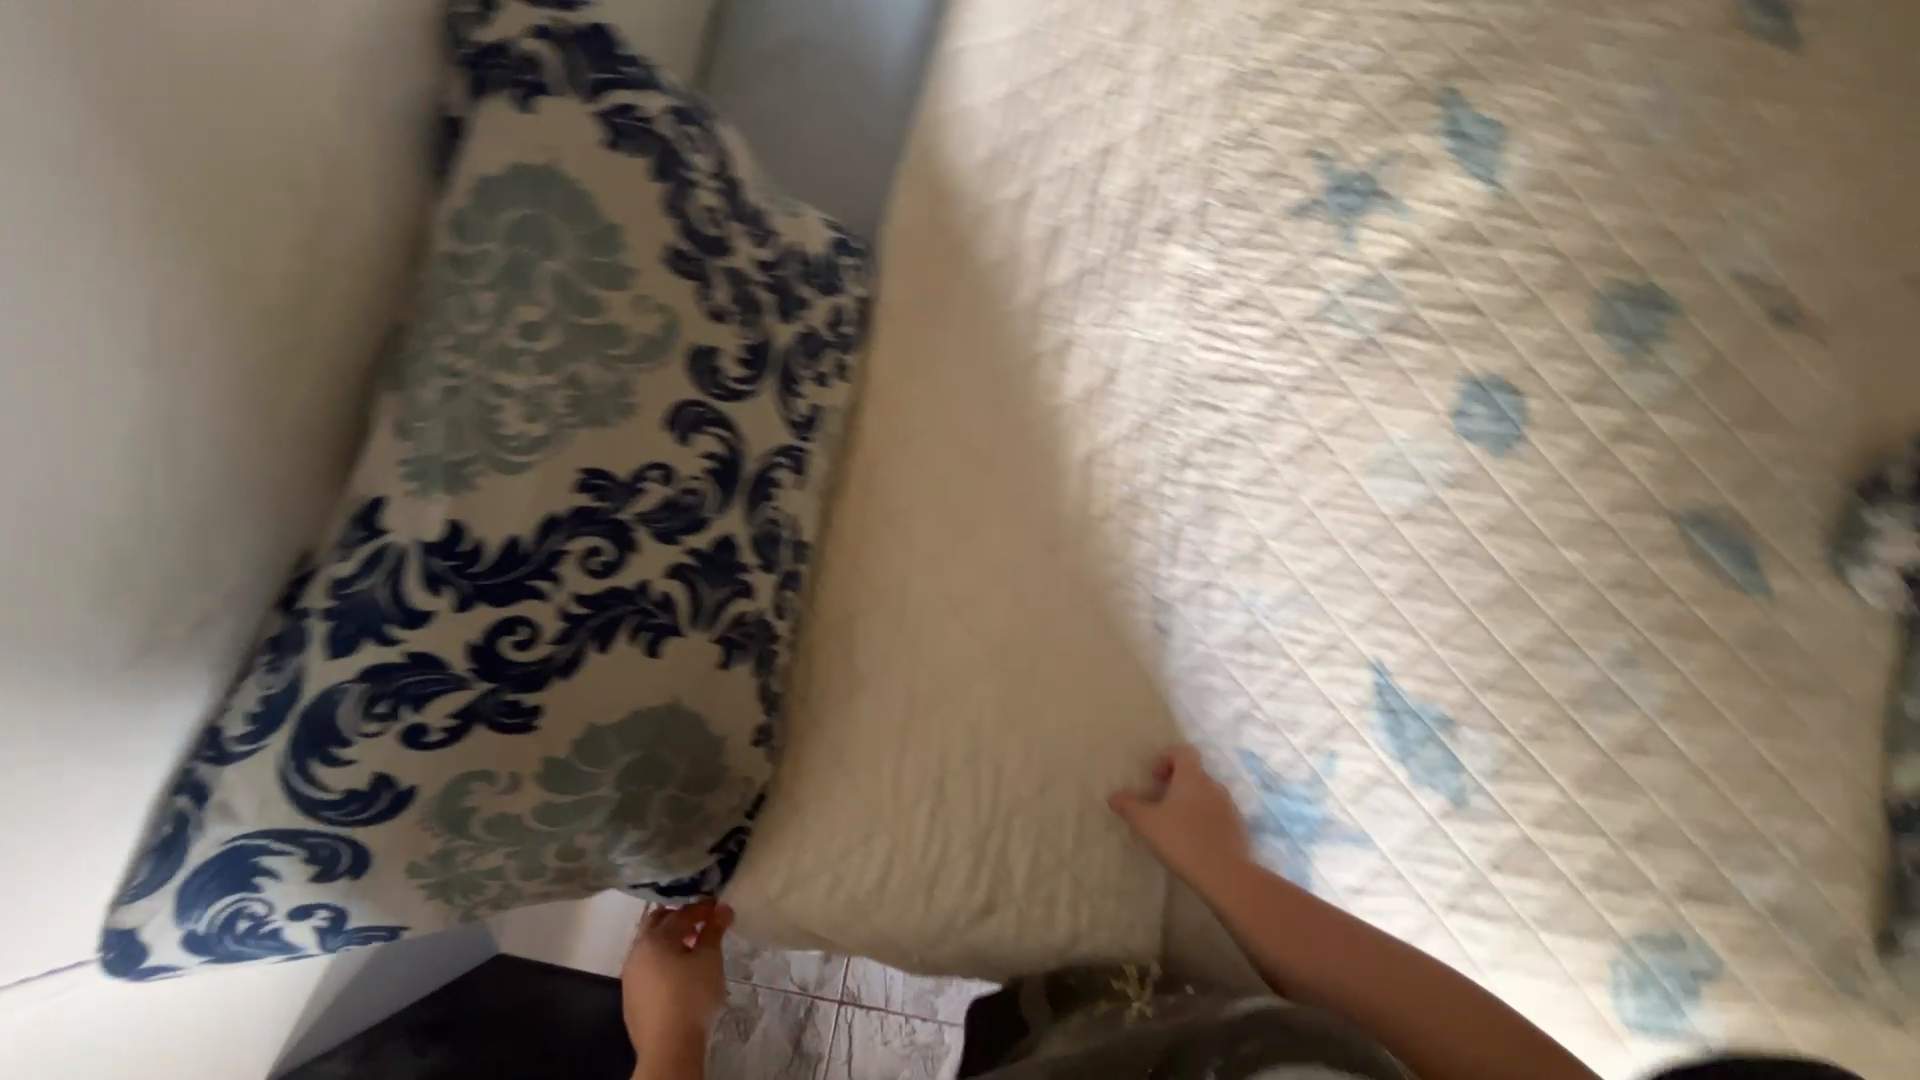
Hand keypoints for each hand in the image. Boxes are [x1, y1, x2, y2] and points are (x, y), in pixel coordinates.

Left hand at [622, 901, 733, 1067]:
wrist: (669, 1049)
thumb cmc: (692, 996)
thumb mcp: (710, 959)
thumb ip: (714, 930)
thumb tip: (722, 908)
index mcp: (654, 939)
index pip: (681, 914)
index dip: (702, 908)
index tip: (720, 909)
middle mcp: (636, 953)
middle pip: (657, 924)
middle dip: (680, 920)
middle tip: (702, 924)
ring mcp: (630, 978)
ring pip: (650, 948)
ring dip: (670, 942)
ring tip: (694, 950)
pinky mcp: (631, 999)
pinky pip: (648, 969)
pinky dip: (663, 962)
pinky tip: (680, 976)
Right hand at [1108, 745, 1250, 887]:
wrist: (1227, 875)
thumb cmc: (1182, 841)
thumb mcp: (1146, 824)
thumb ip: (1128, 806)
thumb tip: (1114, 795)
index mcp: (1192, 777)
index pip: (1182, 751)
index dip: (1165, 759)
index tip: (1154, 780)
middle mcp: (1214, 785)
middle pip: (1193, 773)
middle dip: (1174, 785)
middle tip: (1159, 805)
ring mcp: (1229, 806)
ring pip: (1205, 795)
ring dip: (1189, 803)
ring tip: (1175, 827)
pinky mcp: (1238, 827)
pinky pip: (1217, 814)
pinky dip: (1203, 820)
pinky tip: (1193, 843)